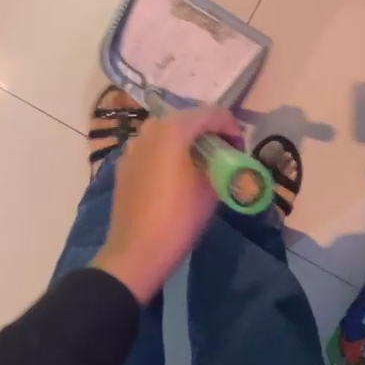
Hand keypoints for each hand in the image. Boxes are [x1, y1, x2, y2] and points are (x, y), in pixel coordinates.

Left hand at [91, 104, 240, 302]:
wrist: (136, 251)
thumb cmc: (179, 217)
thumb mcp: (211, 188)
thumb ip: (222, 163)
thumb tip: (226, 157)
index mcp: (173, 129)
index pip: (211, 113)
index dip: (231, 127)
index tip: (240, 149)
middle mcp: (150, 129)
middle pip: (187, 119)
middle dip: (209, 132)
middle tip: (224, 154)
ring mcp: (133, 146)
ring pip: (167, 132)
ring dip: (186, 141)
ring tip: (200, 164)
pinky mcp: (124, 164)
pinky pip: (152, 149)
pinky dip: (167, 153)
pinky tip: (175, 176)